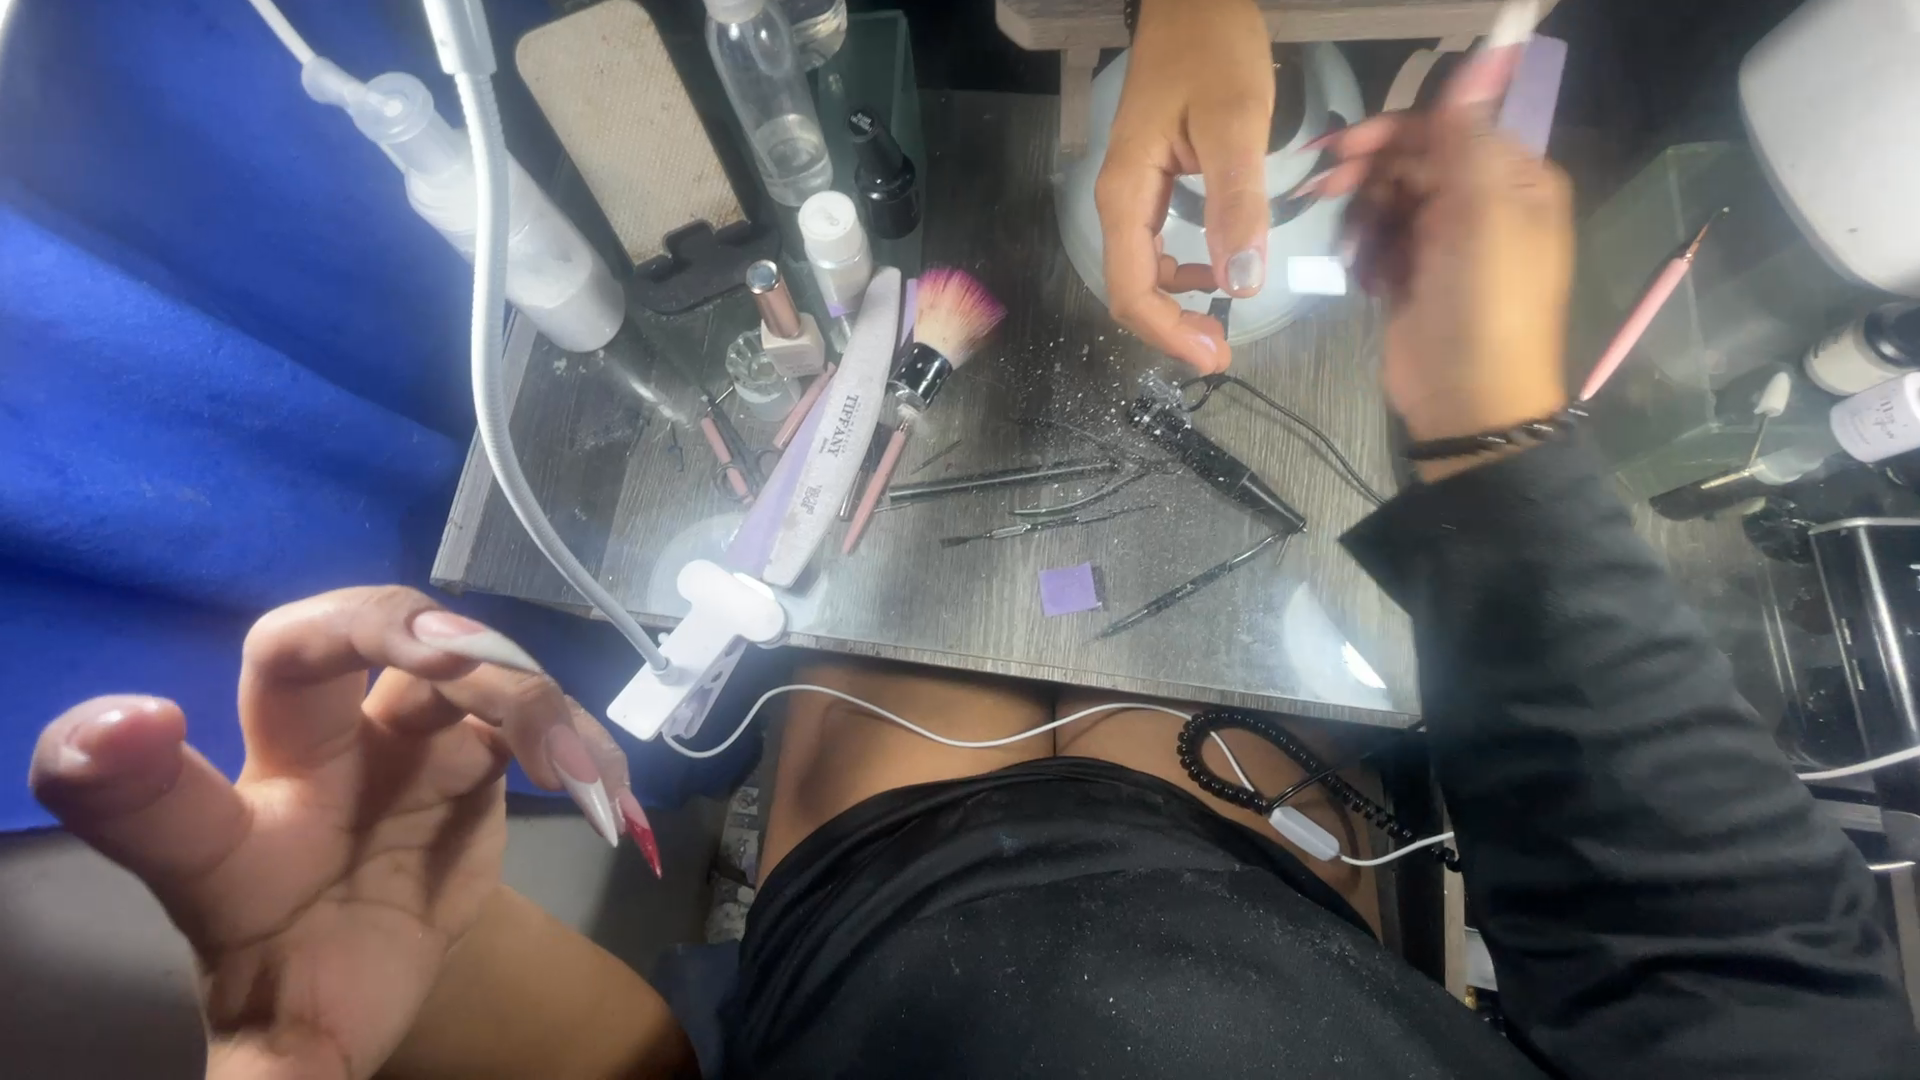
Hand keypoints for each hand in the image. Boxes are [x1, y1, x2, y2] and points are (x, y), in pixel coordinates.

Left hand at [28, 587, 644, 1079]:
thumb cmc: (322, 995)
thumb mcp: (289, 1058)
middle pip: (307, 649)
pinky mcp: (479, 735)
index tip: (121, 732)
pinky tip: (606, 788)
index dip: (122, 765)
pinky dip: (580, 735)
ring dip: (525, 698)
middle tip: (450, 653)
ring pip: (454, 663)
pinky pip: (532, 705)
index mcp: (234, 851)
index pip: (155, 804)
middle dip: (376, 629)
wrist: (395, 950)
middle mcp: (310, 765)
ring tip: (575, 773)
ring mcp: (402, 735)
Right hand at [1096, 0, 1272, 372]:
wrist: (1192, 0)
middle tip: (1219, 353)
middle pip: (1129, 292)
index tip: (1211, 356)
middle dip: (1170, 329)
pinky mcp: (1145, 192)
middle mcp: (1115, 206)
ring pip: (1140, 278)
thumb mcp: (1236, 122)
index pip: (1132, 289)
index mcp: (1124, 196)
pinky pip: (1153, 254)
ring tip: (1218, 327)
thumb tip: (1243, 285)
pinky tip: (1214, 276)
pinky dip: (1181, 279)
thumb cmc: (1212, 49)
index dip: (1167, 331)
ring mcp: (1127, 200)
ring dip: (1176, 310)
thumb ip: (1237, 204)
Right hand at [1305, 48, 1572, 478]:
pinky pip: (1377, 246)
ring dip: (1360, 219)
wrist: (1466, 400)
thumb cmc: (1482, 307)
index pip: (1445, 131)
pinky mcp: (1410, 280)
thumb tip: (1484, 54)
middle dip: (1365, 176)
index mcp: (1511, 180)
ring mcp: (1441, 244)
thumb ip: (1468, 140)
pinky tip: (1361, 275)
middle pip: (1410, 165)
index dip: (1391, 133)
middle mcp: (1478, 204)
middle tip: (1317, 192)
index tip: (1337, 149)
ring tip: (1350, 250)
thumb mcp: (1480, 217)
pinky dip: (1363, 254)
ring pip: (1386, 206)